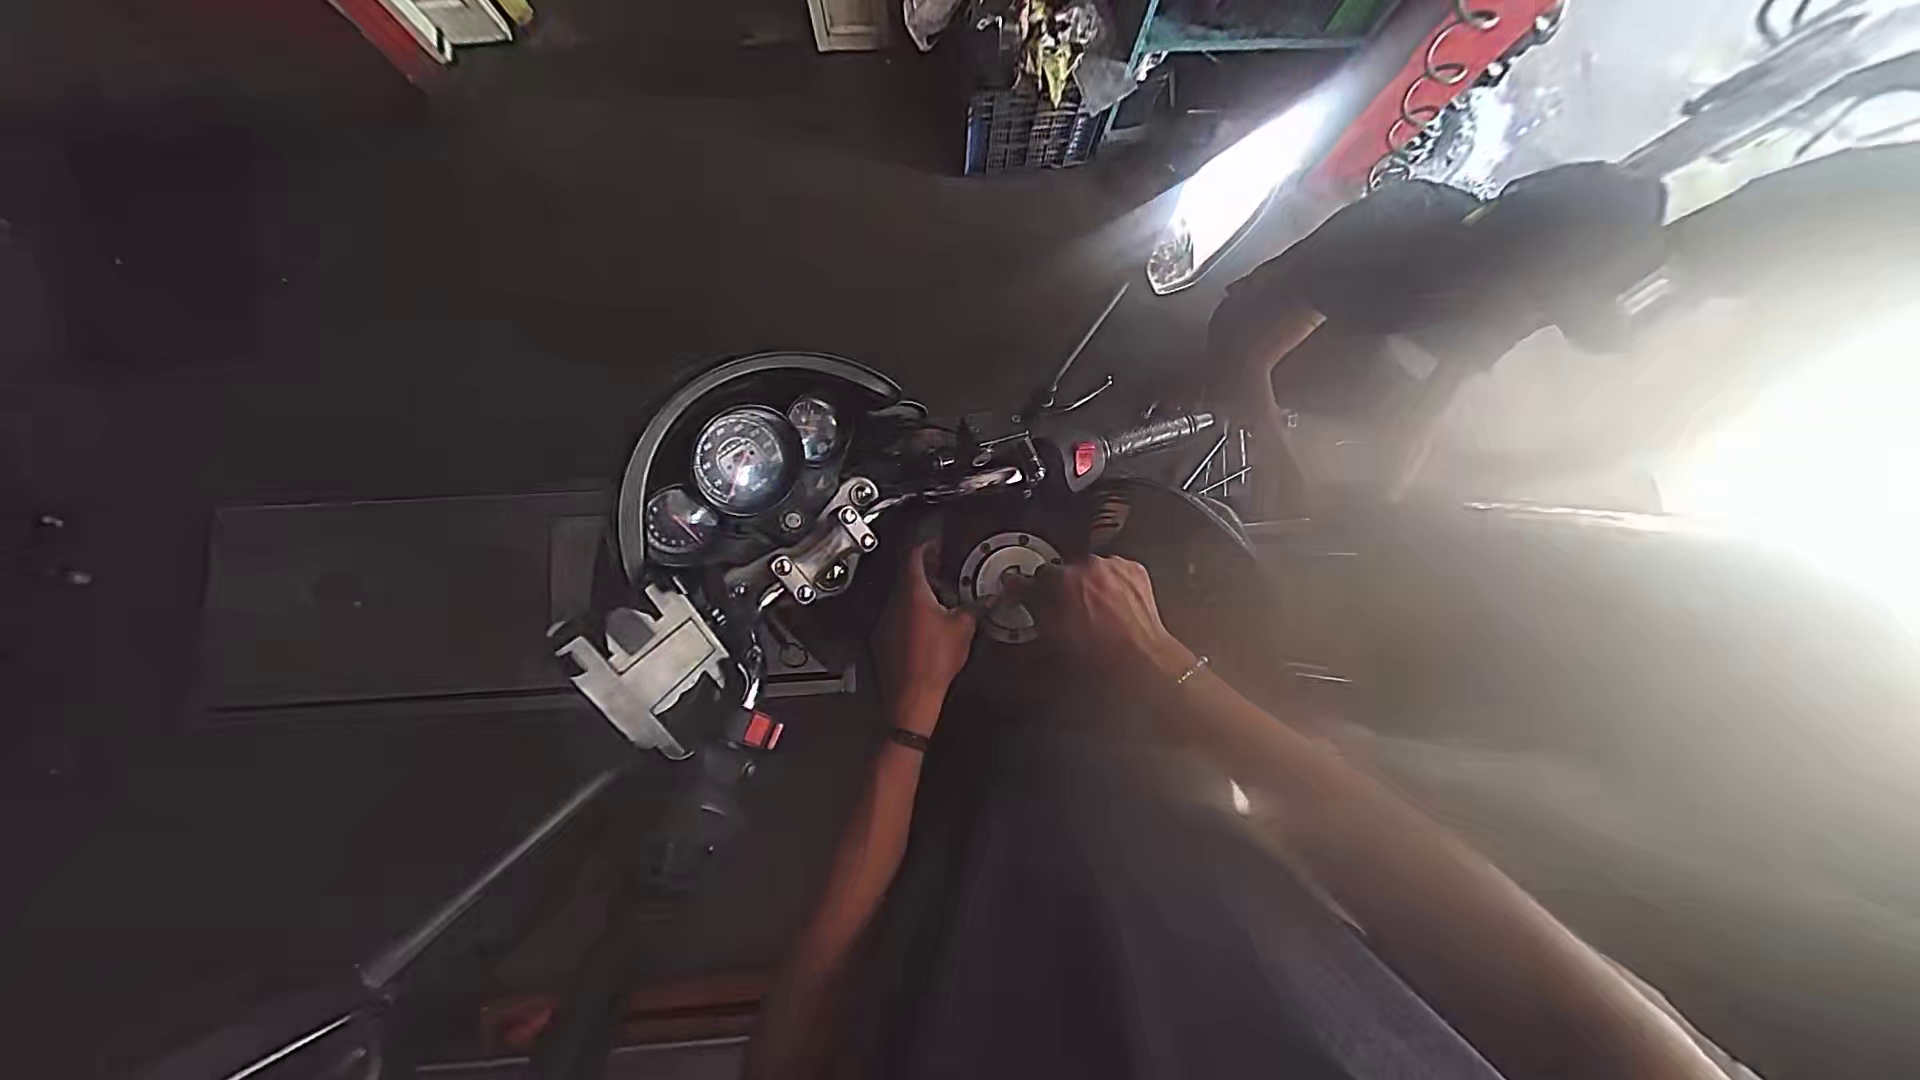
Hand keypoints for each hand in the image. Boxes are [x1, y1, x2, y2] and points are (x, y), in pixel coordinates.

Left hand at [873, 540, 976, 726]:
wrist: (912, 695)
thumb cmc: (934, 664)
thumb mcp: (963, 629)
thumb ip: (974, 608)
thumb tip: (982, 602)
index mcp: (913, 595)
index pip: (913, 557)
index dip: (925, 547)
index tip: (934, 546)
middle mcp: (894, 605)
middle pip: (906, 577)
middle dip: (925, 572)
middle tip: (940, 572)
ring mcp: (885, 622)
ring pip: (901, 598)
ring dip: (918, 594)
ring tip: (939, 602)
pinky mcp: (882, 640)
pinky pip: (896, 617)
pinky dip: (910, 614)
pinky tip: (926, 627)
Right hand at [1005, 555, 1195, 678]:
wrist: (1142, 660)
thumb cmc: (1101, 657)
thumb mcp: (1052, 641)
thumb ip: (1032, 613)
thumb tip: (1019, 604)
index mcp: (1057, 584)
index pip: (1028, 578)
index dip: (1023, 589)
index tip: (1020, 591)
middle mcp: (1082, 569)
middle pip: (1058, 570)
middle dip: (1058, 588)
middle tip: (1065, 611)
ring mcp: (1108, 566)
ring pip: (1087, 568)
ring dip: (1085, 583)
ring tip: (1093, 611)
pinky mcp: (1131, 568)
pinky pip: (1112, 570)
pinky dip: (1109, 582)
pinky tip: (1112, 605)